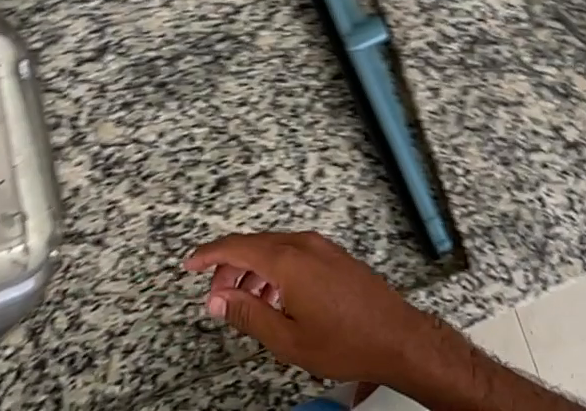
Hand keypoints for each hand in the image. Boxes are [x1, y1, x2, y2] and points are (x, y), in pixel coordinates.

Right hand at [182, 231, 460, 385]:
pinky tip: (274, 296)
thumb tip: (220, 300)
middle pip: (253, 245)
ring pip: (273, 248)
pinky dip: (274, 268)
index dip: (208, 255)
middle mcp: (303, 244)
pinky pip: (293, 252)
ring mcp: (321, 246)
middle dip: (229, 268)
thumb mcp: (287, 338)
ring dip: (251, 269)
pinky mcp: (333, 254)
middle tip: (217, 297)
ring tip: (244, 301)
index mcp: (287, 261)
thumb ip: (249, 315)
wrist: (396, 336)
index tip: (190, 264)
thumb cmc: (347, 341)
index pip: (236, 247)